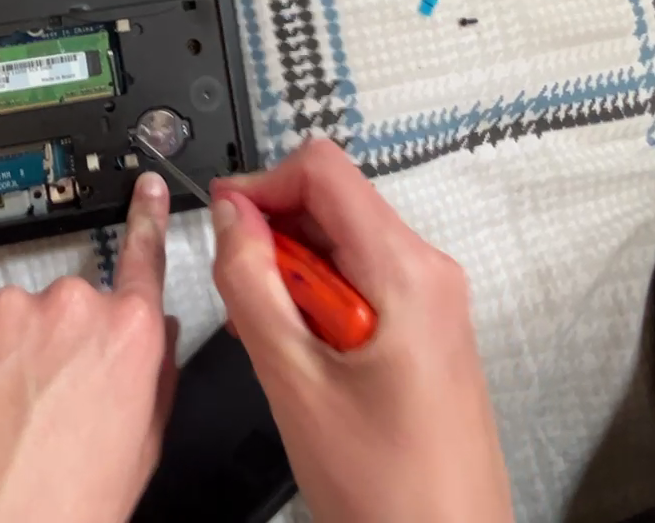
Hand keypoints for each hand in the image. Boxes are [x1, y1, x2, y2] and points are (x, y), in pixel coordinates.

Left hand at [0, 171, 179, 522]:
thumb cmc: (65, 508)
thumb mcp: (141, 448)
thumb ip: (155, 375)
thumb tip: (154, 333)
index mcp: (127, 334)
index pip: (145, 256)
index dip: (147, 217)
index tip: (145, 187)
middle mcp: (73, 306)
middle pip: (75, 303)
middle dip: (64, 341)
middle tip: (49, 400)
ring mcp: (10, 308)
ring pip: (19, 317)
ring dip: (13, 352)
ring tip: (8, 415)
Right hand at [210, 141, 512, 522]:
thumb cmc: (381, 484)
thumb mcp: (293, 379)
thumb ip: (250, 284)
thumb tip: (230, 213)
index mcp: (404, 269)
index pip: (322, 169)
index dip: (263, 184)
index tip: (225, 226)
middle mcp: (426, 267)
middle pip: (330, 200)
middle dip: (273, 232)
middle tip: (240, 295)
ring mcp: (429, 293)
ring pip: (337, 236)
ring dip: (288, 266)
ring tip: (264, 330)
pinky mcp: (422, 319)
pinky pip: (354, 271)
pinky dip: (311, 290)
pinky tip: (293, 342)